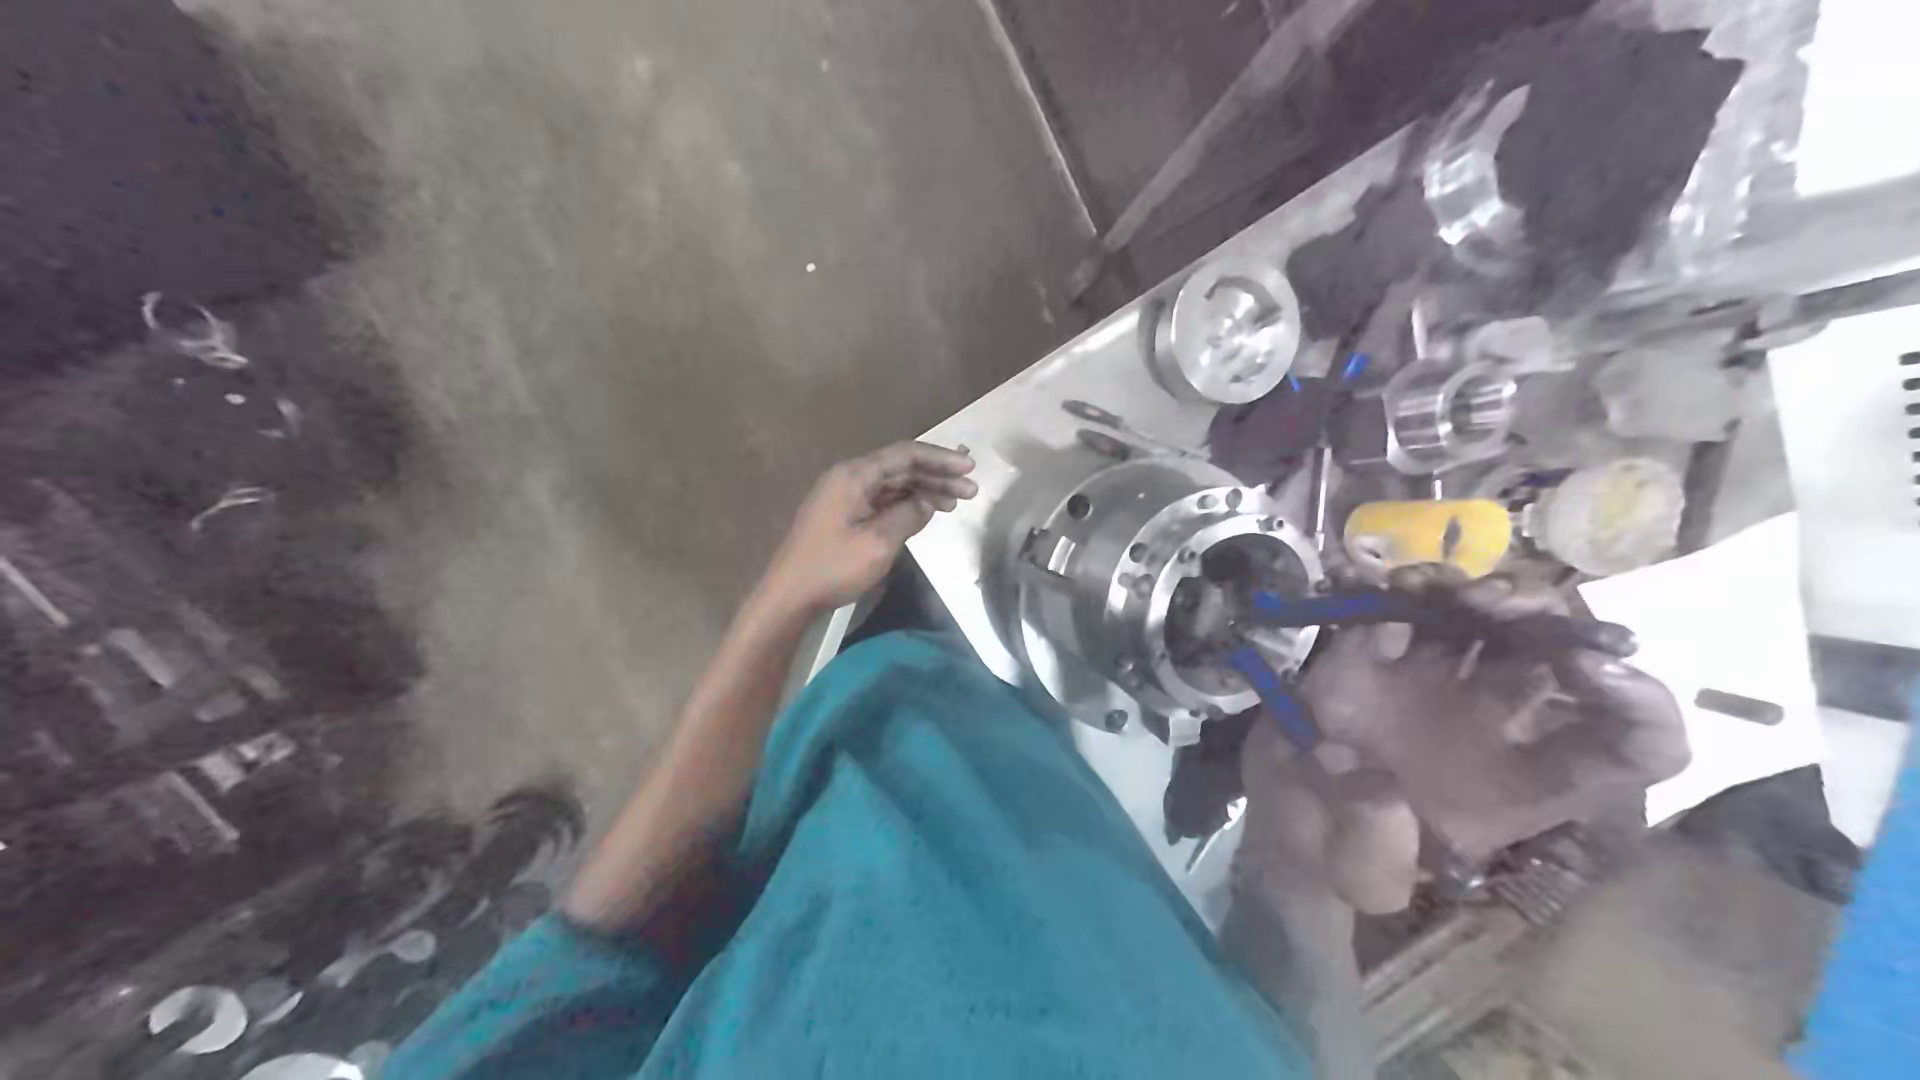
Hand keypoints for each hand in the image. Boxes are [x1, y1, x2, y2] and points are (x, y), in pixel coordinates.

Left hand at [758, 441, 976, 613]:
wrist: (789, 595)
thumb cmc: (833, 567)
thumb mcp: (879, 542)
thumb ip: (909, 515)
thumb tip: (927, 502)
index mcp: (855, 475)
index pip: (906, 454)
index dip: (940, 458)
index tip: (970, 467)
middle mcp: (849, 478)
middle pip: (901, 467)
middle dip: (937, 475)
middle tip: (971, 489)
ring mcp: (845, 496)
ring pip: (893, 484)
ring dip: (925, 490)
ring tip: (956, 502)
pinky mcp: (844, 515)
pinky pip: (883, 500)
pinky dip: (907, 504)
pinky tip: (927, 512)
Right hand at [1238, 565, 1687, 912]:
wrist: (1285, 810)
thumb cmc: (1341, 852)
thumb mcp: (1369, 879)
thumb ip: (1378, 849)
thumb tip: (1375, 784)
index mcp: (1527, 780)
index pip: (1627, 743)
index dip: (1635, 706)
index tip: (1592, 671)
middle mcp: (1493, 718)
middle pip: (1555, 654)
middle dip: (1545, 619)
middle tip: (1503, 604)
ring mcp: (1430, 680)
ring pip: (1480, 619)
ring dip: (1471, 593)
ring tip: (1431, 587)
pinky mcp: (1367, 656)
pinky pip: (1391, 613)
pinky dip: (1387, 595)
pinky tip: (1372, 589)